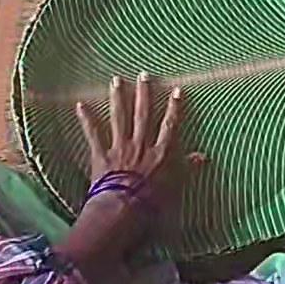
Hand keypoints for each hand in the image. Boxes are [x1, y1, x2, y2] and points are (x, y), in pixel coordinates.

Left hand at [59, 73, 197, 270]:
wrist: (124, 209)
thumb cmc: (152, 202)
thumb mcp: (175, 185)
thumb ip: (188, 167)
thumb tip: (204, 157)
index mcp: (160, 153)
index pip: (169, 126)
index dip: (173, 108)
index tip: (176, 90)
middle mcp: (141, 144)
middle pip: (143, 115)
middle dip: (144, 94)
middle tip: (143, 74)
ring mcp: (120, 148)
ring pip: (120, 118)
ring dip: (118, 98)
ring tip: (116, 80)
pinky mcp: (101, 155)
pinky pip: (93, 134)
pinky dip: (87, 120)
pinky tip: (81, 105)